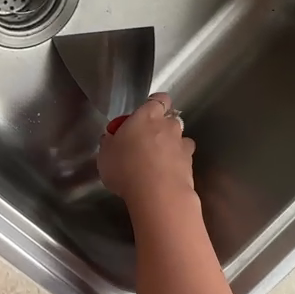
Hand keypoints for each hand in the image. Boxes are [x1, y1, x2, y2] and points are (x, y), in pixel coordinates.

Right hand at [98, 93, 196, 209]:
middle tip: (142, 142)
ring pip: (178, 139)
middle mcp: (168, 126)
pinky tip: (164, 174)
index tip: (143, 114)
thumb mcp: (105, 154)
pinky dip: (175, 162)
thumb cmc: (126, 167)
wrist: (157, 194)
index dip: (154, 104)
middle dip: (159, 127)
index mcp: (146, 116)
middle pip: (168, 119)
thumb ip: (109, 141)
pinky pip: (182, 158)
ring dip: (169, 145)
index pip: (158, 99)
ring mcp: (181, 144)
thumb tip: (110, 137)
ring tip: (155, 161)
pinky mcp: (190, 164)